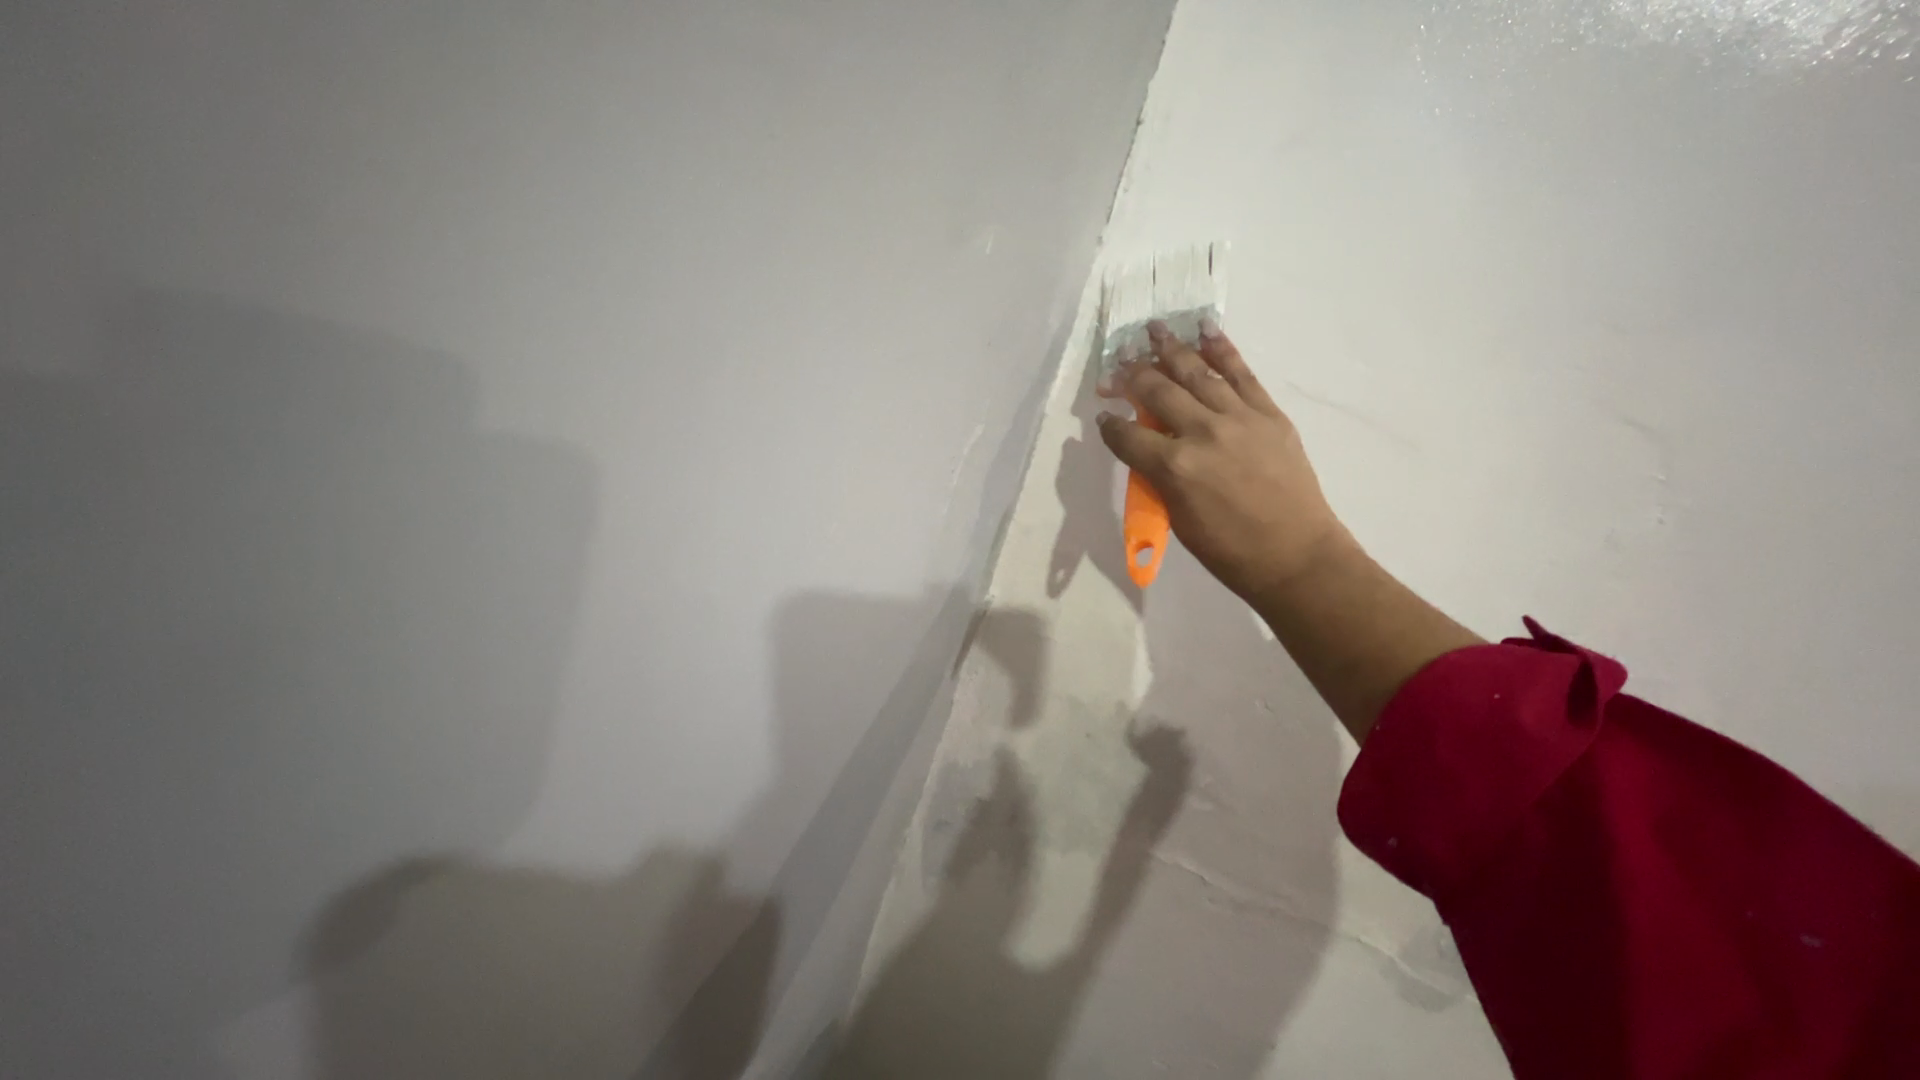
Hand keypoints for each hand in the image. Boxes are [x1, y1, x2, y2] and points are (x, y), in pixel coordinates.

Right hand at [1098, 320, 1353, 604]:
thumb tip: (1148, 449)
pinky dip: (1222, 349)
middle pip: (1157, 391)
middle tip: (1117, 358)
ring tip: (1153, 327)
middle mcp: (1201, 432)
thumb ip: (1159, 477)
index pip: (1128, 435)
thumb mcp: (1178, 518)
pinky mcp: (1268, 414)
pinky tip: (1205, 329)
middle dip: (1132, 374)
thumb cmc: (1228, 550)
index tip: (1103, 414)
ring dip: (1171, 347)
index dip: (1110, 424)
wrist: (1295, 555)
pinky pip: (1241, 373)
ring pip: (1196, 373)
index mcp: (1173, 467)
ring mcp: (1238, 418)